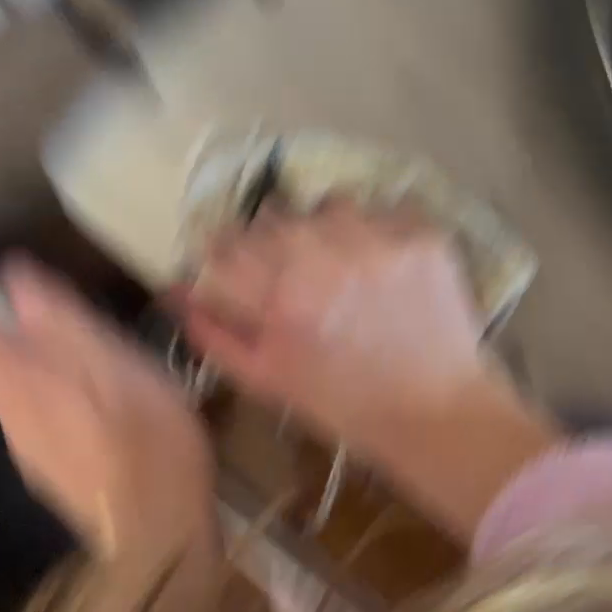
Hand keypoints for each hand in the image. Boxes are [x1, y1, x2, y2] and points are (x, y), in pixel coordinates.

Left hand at [0, 254, 214, 561]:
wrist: (154, 521)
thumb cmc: (143, 432)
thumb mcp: (112, 359)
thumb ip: (61, 318)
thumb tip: (14, 274)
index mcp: (21, 373)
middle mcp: (11, 407)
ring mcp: (29, 443)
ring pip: (15, 385)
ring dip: (21, 355)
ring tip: (61, 340)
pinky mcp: (53, 467)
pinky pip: (41, 413)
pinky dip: (50, 389)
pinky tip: (89, 398)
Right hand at [175, 204, 558, 537]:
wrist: (438, 409)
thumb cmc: (347, 404)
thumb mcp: (270, 380)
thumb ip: (215, 334)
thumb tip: (172, 288)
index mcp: (282, 297)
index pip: (227, 244)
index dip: (228, 253)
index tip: (240, 265)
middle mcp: (328, 257)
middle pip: (275, 216)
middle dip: (276, 239)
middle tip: (298, 269)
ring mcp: (381, 241)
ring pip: (330, 203)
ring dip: (328, 226)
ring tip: (344, 259)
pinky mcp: (423, 236)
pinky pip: (386, 207)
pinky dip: (380, 228)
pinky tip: (385, 261)